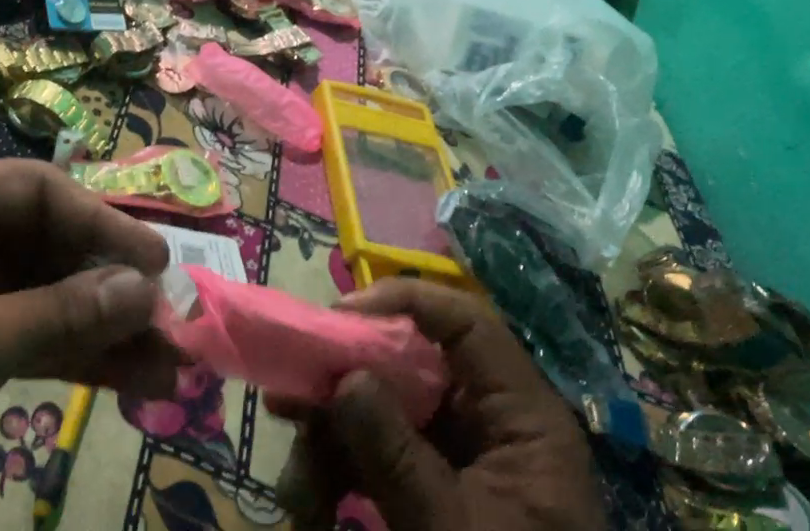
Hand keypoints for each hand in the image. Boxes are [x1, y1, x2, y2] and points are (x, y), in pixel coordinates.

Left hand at [0, 160, 174, 529]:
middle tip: (174, 330)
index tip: (158, 270)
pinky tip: (129, 383)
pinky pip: (30, 336)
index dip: (103, 226)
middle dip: (111, 287)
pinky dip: (74, 358)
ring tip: (170, 369)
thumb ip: (60, 314)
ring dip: (104, 329)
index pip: (39, 192)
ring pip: (47, 295)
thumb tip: (143, 286)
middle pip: (51, 244)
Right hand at [274, 279, 601, 530]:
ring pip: (382, 412)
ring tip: (298, 493)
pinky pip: (378, 455)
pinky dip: (341, 473)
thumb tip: (344, 375)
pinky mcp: (434, 488)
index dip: (403, 302)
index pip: (466, 324)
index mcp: (521, 418)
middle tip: (288, 396)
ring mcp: (460, 456)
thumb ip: (394, 451)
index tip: (338, 316)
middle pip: (409, 367)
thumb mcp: (447, 526)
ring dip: (331, 443)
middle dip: (343, 386)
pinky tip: (311, 505)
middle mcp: (489, 422)